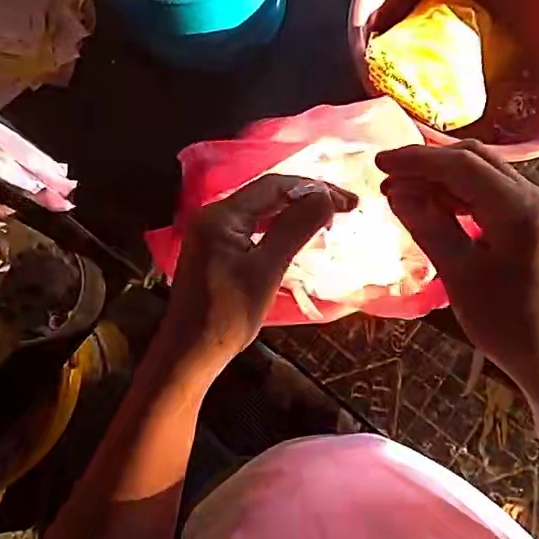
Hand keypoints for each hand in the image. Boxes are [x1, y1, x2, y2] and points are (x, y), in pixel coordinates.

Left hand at [161, 175, 356, 373]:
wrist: (190, 352)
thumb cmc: (228, 314)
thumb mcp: (267, 270)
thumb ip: (295, 228)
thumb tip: (325, 197)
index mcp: (221, 216)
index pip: (273, 186)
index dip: (314, 189)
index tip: (348, 202)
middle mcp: (213, 216)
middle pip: (266, 195)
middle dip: (306, 198)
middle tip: (345, 207)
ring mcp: (212, 233)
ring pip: (261, 211)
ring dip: (294, 211)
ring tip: (328, 217)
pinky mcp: (215, 250)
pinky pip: (252, 227)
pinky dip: (278, 227)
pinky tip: (298, 233)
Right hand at [376, 142, 538, 400]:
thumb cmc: (506, 323)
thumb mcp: (459, 274)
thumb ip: (428, 226)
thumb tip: (397, 192)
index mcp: (521, 210)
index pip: (462, 166)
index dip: (417, 160)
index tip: (381, 162)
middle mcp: (536, 199)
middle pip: (475, 161)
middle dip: (428, 164)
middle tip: (388, 176)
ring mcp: (538, 209)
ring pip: (483, 175)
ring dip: (442, 178)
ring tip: (403, 191)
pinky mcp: (534, 223)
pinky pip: (491, 194)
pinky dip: (459, 194)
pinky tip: (432, 206)